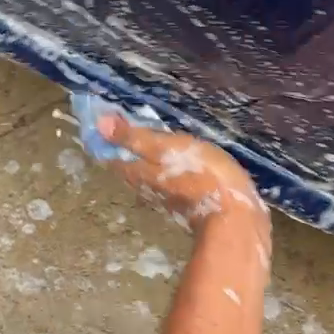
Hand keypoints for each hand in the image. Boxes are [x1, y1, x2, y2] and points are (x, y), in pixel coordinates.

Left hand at [97, 114, 269, 235]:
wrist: (234, 218)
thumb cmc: (200, 175)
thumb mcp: (165, 148)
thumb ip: (133, 137)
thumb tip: (99, 123)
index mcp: (135, 171)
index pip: (109, 151)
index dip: (105, 134)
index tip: (105, 115)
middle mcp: (143, 186)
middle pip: (126, 162)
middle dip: (122, 143)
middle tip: (123, 121)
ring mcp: (163, 195)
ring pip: (145, 170)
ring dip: (142, 153)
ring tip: (147, 133)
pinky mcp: (183, 200)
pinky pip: (164, 176)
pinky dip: (163, 164)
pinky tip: (172, 156)